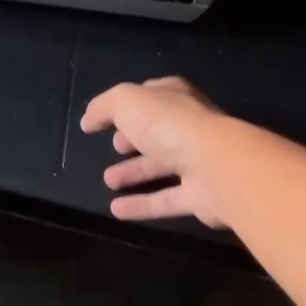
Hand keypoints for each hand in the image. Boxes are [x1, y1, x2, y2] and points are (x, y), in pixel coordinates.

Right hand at [79, 76, 229, 227]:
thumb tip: (88, 121)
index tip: (108, 118)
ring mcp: (198, 163)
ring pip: (161, 166)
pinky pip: (166, 200)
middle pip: (157, 132)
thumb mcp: (125, 101)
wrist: (216, 166)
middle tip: (114, 147)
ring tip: (108, 180)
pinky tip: (116, 210)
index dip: (129, 105)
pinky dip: (142, 205)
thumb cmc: (168, 124)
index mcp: (175, 98)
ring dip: (134, 173)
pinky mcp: (201, 197)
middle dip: (133, 140)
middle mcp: (189, 128)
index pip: (151, 95)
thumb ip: (103, 107)